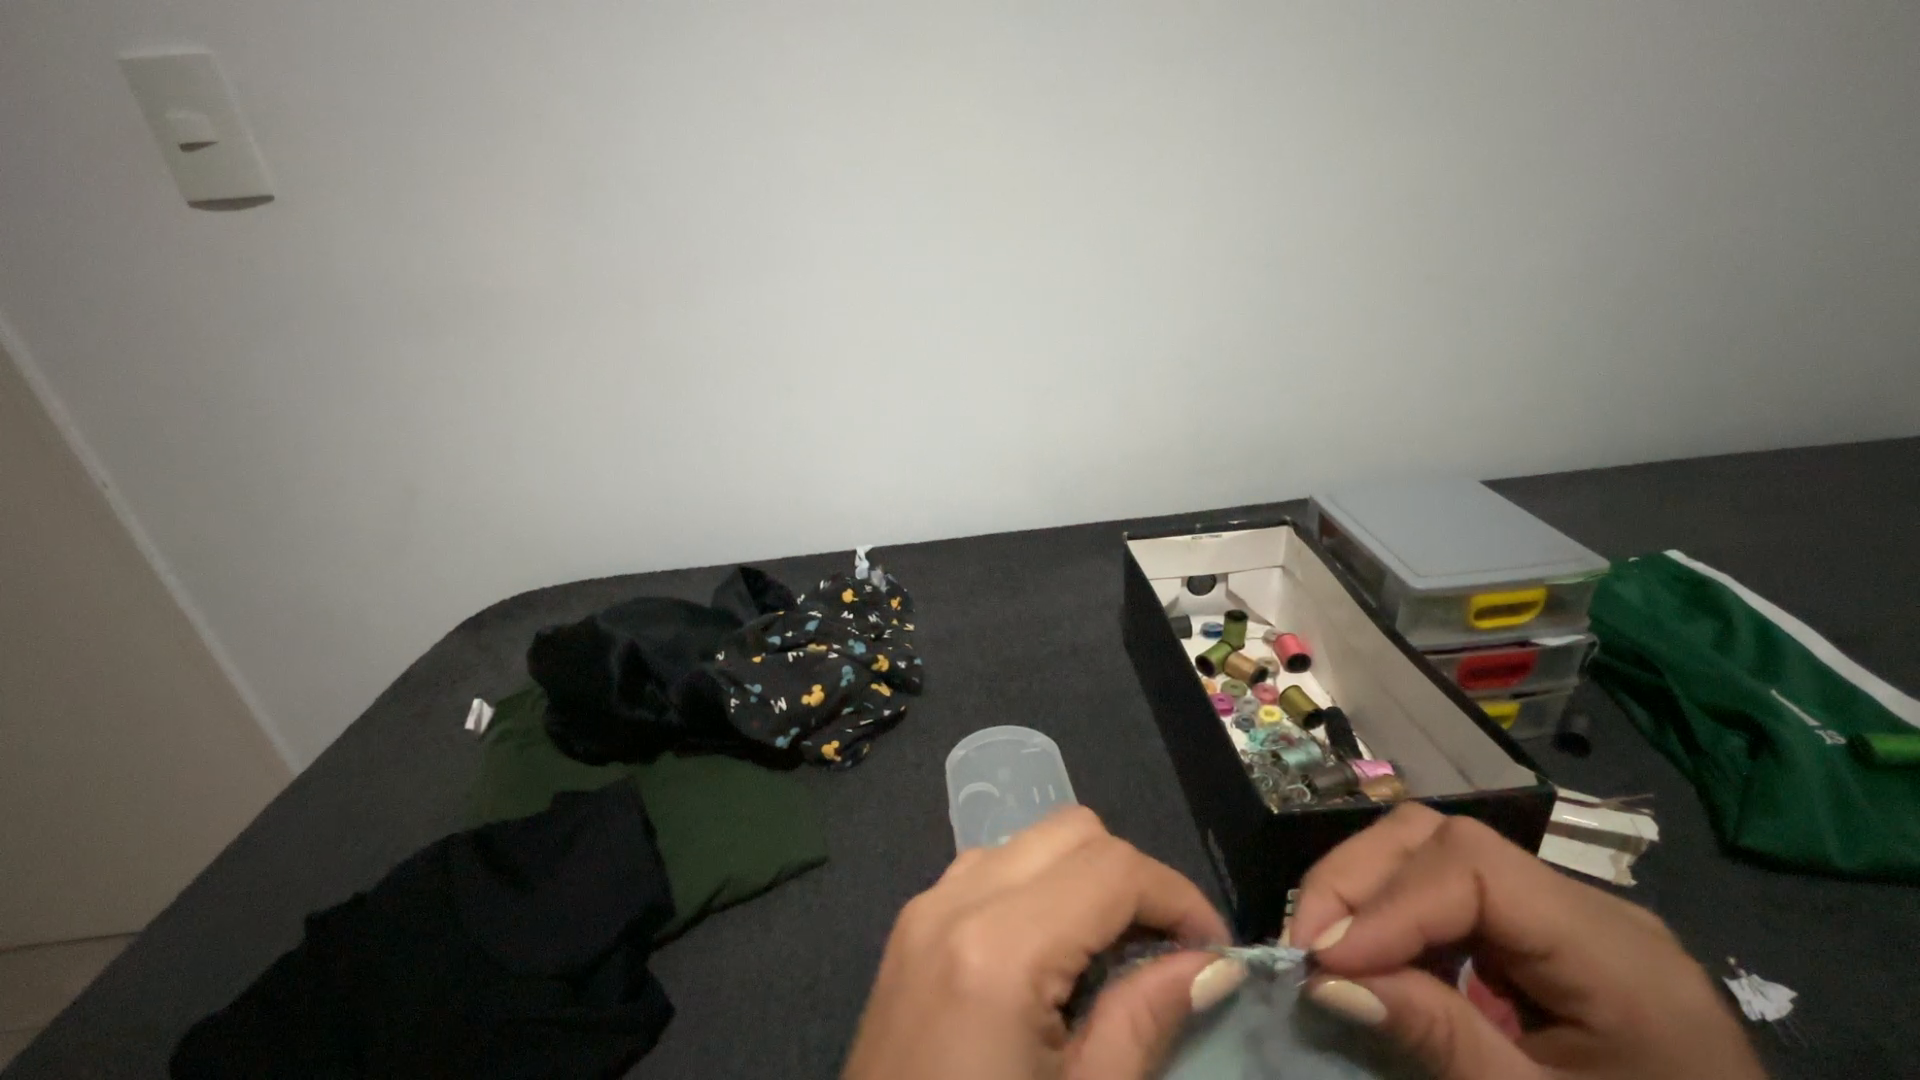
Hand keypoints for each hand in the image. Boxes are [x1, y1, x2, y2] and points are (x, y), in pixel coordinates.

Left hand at [843, 806, 1235, 1079]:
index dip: (1179, 897)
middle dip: (1133, 877)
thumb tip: (1212, 962)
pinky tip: (1052, 952)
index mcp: (998, 947)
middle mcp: (955, 901)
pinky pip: (988, 868)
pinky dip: (1037, 885)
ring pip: (1028, 840)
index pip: (1112, 869)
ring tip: (1114, 951)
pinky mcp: (909, 926)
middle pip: (1071, 831)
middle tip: (1168, 948)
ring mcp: (924, 907)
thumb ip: (1146, 1016)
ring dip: (1083, 876)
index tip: (1216, 950)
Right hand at [1291, 803, 1765, 1079]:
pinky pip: (1448, 893)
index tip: (1320, 961)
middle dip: (1358, 880)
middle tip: (1302, 945)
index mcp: (1617, 954)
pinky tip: (1372, 957)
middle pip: (1446, 839)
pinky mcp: (1542, 938)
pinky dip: (1392, 913)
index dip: (1385, 903)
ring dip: (1365, 888)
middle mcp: (1592, 910)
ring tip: (1324, 948)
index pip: (1473, 870)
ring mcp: (1566, 917)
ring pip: (1436, 851)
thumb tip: (1325, 978)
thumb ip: (1439, 1040)